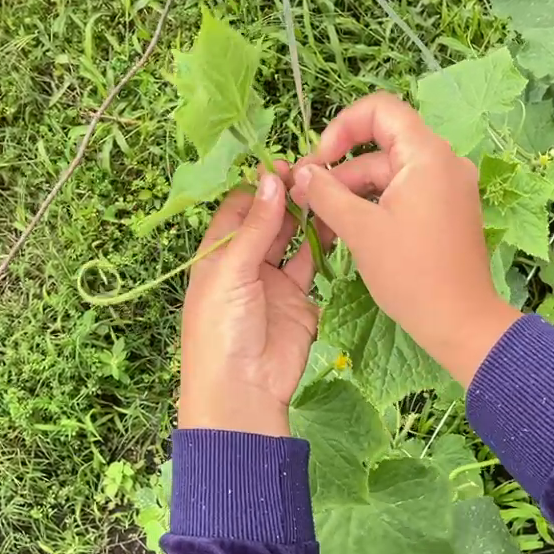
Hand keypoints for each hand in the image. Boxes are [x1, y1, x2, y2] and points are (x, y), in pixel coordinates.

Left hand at [178, 165, 322, 436]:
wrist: (244, 388)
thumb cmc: (221, 329)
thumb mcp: (231, 271)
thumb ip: (256, 226)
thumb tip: (271, 179)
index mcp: (217, 255)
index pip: (239, 209)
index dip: (259, 186)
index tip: (284, 165)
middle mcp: (245, 265)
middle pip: (268, 221)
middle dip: (287, 197)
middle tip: (313, 172)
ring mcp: (274, 283)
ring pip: (292, 241)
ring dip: (307, 218)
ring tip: (328, 191)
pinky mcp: (300, 302)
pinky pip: (311, 267)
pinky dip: (322, 246)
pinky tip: (336, 222)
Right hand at [291, 93, 520, 384]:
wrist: (460, 323)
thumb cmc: (412, 275)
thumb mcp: (361, 231)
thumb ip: (327, 195)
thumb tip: (302, 173)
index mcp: (427, 155)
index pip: (380, 111)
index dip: (342, 128)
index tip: (319, 161)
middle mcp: (444, 164)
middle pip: (383, 149)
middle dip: (341, 171)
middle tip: (306, 200)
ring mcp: (449, 191)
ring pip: (391, 178)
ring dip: (355, 195)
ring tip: (322, 223)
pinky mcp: (448, 216)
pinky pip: (407, 198)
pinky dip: (378, 209)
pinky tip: (352, 232)